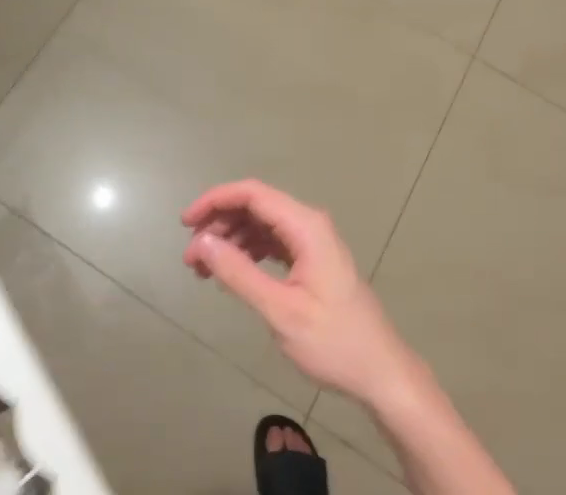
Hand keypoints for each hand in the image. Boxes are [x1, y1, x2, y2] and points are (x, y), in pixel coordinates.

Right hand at [182, 180, 417, 403]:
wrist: (381, 372)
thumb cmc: (333, 342)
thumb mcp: (280, 310)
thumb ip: (238, 273)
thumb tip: (201, 242)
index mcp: (306, 227)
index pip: (252, 194)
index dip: (214, 200)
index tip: (185, 224)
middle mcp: (310, 225)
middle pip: (255, 207)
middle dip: (219, 225)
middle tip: (191, 259)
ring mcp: (313, 243)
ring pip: (262, 226)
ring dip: (231, 241)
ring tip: (204, 271)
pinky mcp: (313, 262)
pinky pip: (273, 244)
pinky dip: (248, 254)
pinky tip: (232, 275)